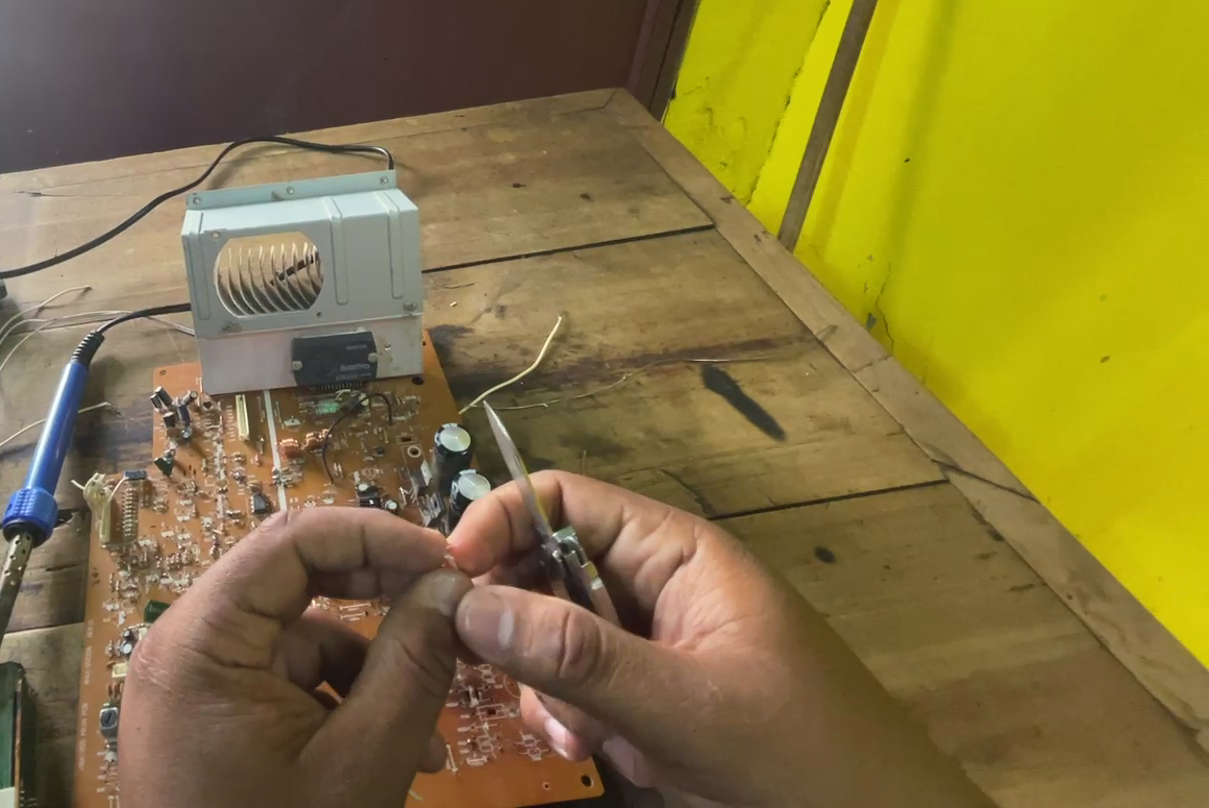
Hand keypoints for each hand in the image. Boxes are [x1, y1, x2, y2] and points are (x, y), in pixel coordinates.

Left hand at [119, 507, 472, 807]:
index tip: (442, 555)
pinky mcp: (214, 709)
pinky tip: (394, 749)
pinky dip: (339, 699)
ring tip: (431, 725)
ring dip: (368, 662)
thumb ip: (410, 665)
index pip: (290, 540)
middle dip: (375, 591)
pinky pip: (285, 677)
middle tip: (446, 603)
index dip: (372, 535)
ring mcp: (197, 676)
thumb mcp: (359, 767)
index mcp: (200, 637)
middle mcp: (186, 640)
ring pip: (297, 632)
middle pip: (291, 576)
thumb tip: (450, 584)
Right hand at [449, 471, 992, 807]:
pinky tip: (594, 755)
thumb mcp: (693, 710)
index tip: (450, 572)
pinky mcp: (647, 691)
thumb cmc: (816, 768)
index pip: (561, 499)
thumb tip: (464, 603)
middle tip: (491, 668)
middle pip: (544, 564)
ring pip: (551, 629)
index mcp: (671, 550)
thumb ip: (576, 656)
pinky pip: (575, 681)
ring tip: (575, 738)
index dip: (499, 520)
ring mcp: (647, 640)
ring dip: (546, 681)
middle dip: (520, 619)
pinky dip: (568, 715)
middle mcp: (651, 582)